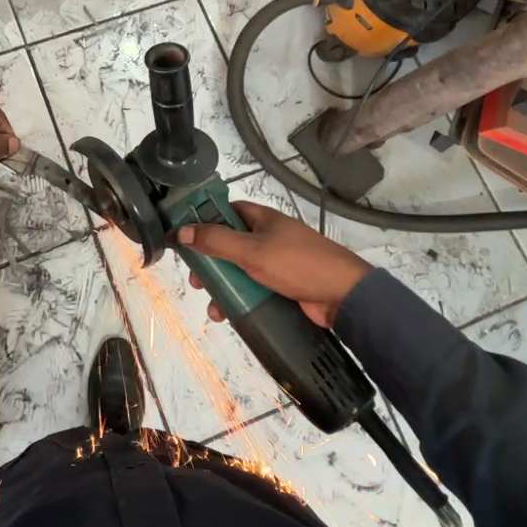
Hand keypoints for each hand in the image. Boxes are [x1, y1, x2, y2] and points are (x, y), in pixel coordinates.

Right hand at [179, 202, 370, 328]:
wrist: (345, 297)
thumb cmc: (298, 264)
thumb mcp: (253, 251)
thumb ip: (217, 240)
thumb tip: (181, 231)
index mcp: (261, 218)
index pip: (225, 210)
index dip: (204, 220)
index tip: (184, 238)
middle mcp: (267, 236)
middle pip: (228, 244)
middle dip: (210, 263)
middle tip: (197, 279)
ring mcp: (276, 262)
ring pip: (239, 271)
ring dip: (223, 287)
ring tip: (214, 308)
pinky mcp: (282, 286)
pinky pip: (253, 289)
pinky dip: (240, 300)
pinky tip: (229, 315)